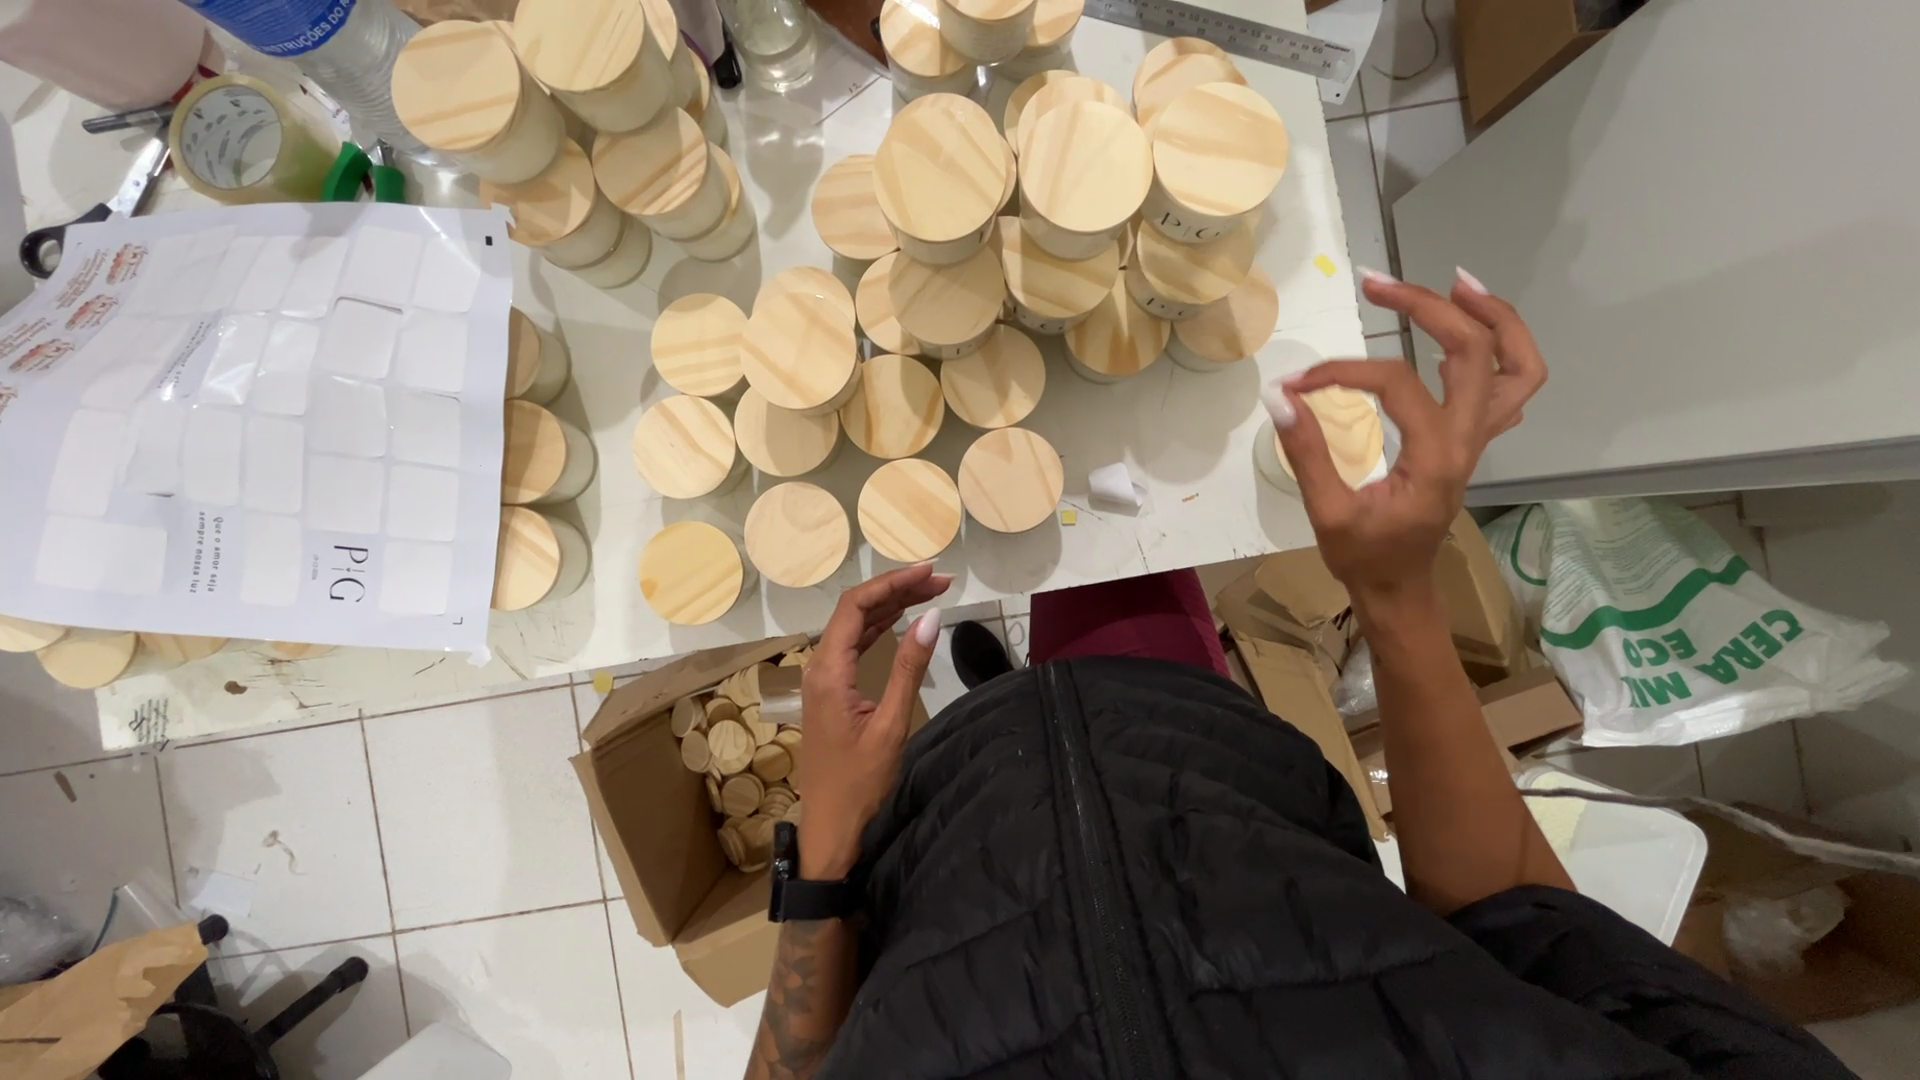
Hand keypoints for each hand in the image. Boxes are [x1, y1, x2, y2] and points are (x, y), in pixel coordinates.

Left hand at [795, 563, 951, 878]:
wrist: (831, 826)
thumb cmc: (860, 782)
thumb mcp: (891, 724)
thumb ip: (908, 668)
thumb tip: (931, 618)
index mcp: (828, 671)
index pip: (855, 606)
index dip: (892, 583)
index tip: (928, 572)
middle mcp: (819, 666)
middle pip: (855, 610)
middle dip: (897, 589)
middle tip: (940, 580)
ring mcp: (822, 677)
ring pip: (855, 625)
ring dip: (890, 606)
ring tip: (930, 592)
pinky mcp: (830, 689)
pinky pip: (852, 645)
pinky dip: (879, 627)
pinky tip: (902, 619)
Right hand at [1266, 268, 1545, 603]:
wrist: (1398, 587)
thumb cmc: (1364, 557)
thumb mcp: (1327, 513)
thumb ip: (1308, 454)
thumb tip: (1281, 399)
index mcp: (1435, 457)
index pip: (1397, 384)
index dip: (1343, 372)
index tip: (1298, 384)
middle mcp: (1468, 440)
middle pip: (1476, 351)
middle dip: (1428, 308)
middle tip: (1378, 285)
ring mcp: (1478, 440)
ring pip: (1517, 364)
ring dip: (1491, 317)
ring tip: (1452, 285)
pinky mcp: (1471, 442)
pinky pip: (1510, 386)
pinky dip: (1499, 350)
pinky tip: (1460, 333)